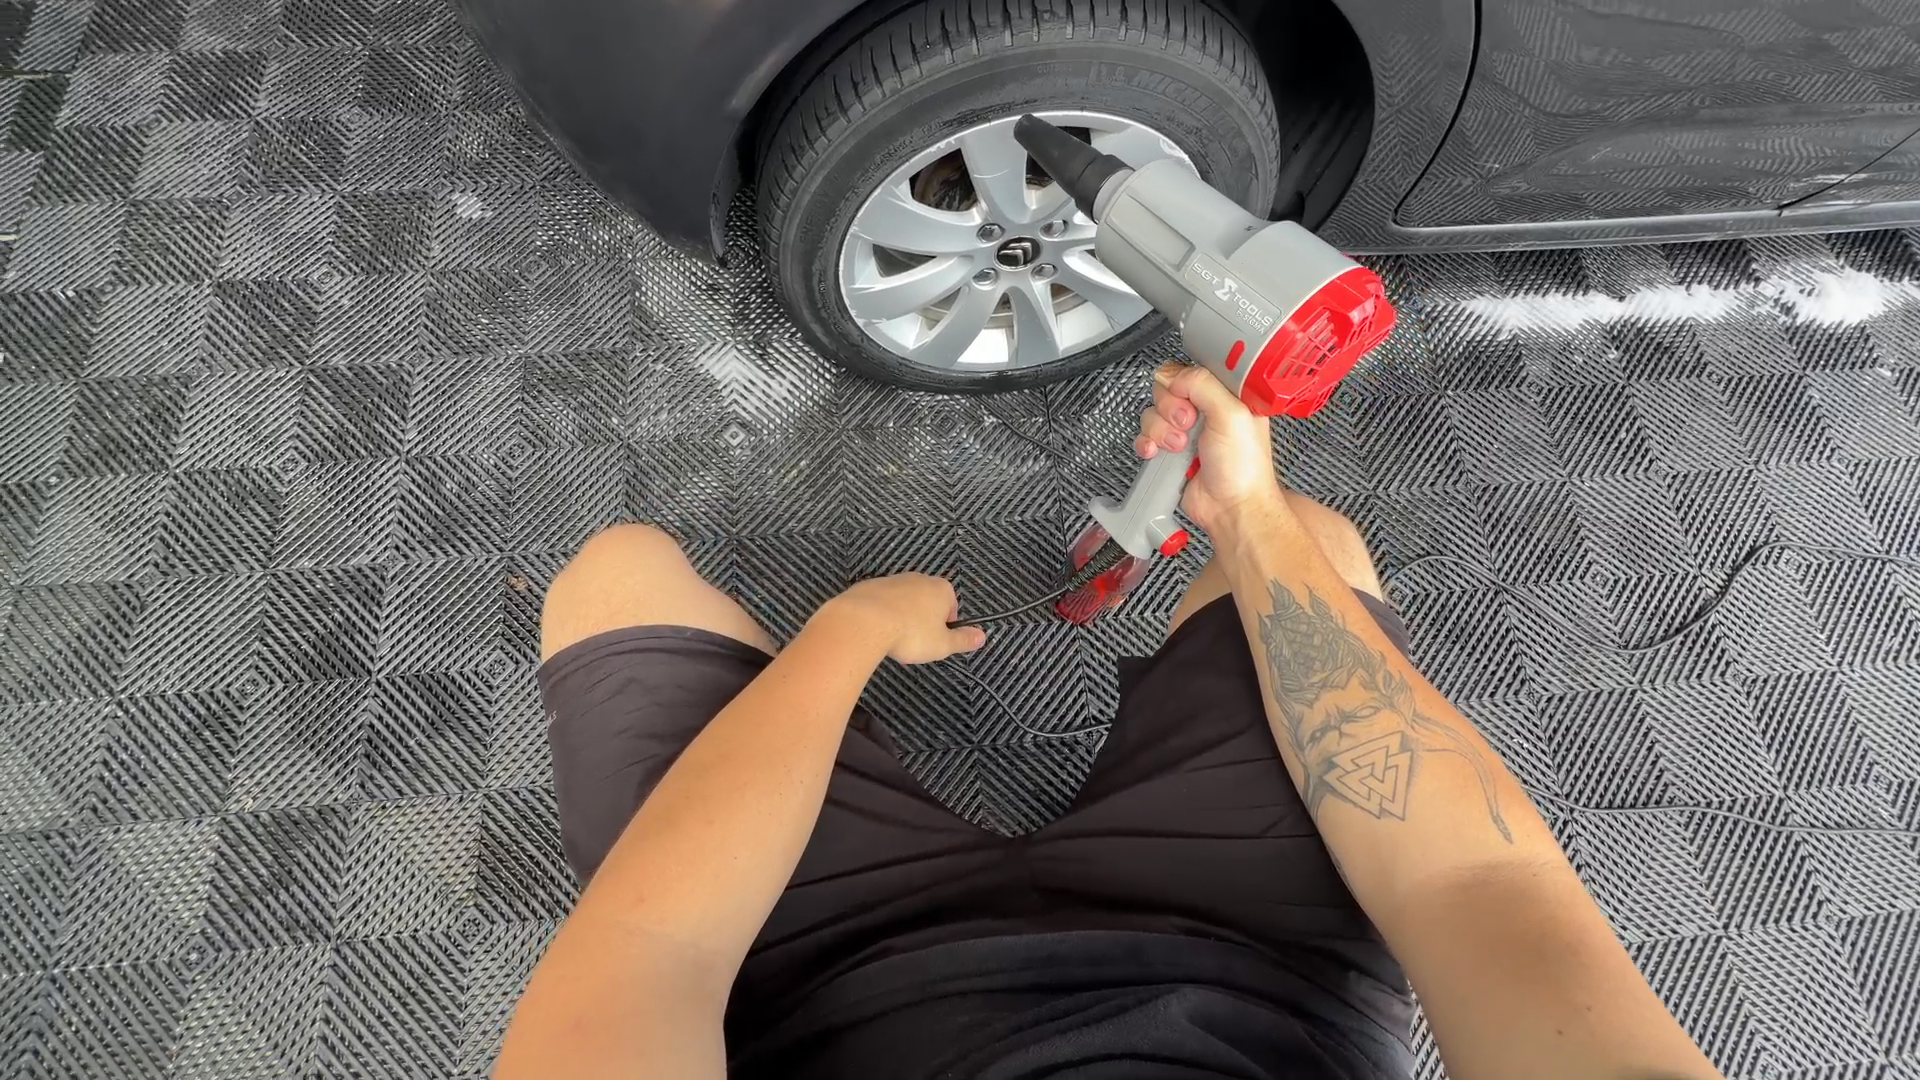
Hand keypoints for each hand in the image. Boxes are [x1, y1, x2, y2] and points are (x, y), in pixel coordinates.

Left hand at [820, 574, 986, 664]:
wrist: (864, 622)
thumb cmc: (910, 633)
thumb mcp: (943, 644)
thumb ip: (963, 640)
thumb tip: (981, 637)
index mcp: (940, 589)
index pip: (951, 604)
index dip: (945, 625)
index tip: (936, 640)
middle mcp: (918, 579)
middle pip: (926, 601)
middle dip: (923, 620)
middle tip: (916, 642)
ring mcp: (892, 581)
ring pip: (903, 601)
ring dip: (901, 617)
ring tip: (895, 639)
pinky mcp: (869, 587)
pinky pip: (880, 603)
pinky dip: (881, 615)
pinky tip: (877, 632)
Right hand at [1134, 363, 1285, 536]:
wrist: (1230, 507)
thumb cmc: (1244, 469)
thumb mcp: (1233, 415)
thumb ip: (1204, 385)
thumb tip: (1174, 377)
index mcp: (1227, 394)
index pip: (1192, 370)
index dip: (1184, 383)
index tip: (1192, 400)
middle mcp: (1205, 409)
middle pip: (1166, 389)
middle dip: (1170, 409)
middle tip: (1189, 425)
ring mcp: (1186, 430)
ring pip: (1153, 412)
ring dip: (1160, 430)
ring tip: (1180, 446)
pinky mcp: (1170, 449)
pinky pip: (1145, 435)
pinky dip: (1147, 443)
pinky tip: (1159, 452)